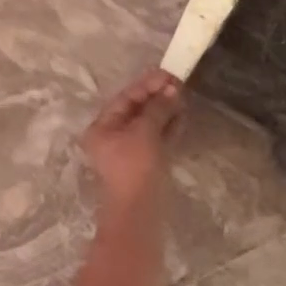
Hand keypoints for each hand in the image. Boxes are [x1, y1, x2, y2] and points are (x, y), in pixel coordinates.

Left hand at [82, 68, 183, 212]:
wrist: (139, 210)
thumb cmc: (135, 167)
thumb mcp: (144, 131)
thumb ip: (158, 107)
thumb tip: (172, 90)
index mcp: (101, 128)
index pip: (125, 98)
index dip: (147, 84)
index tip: (169, 75)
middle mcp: (112, 137)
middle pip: (136, 110)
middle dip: (158, 97)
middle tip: (180, 85)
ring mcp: (129, 151)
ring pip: (148, 124)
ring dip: (165, 110)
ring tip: (183, 98)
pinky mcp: (145, 163)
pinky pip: (156, 138)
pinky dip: (167, 127)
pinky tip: (182, 116)